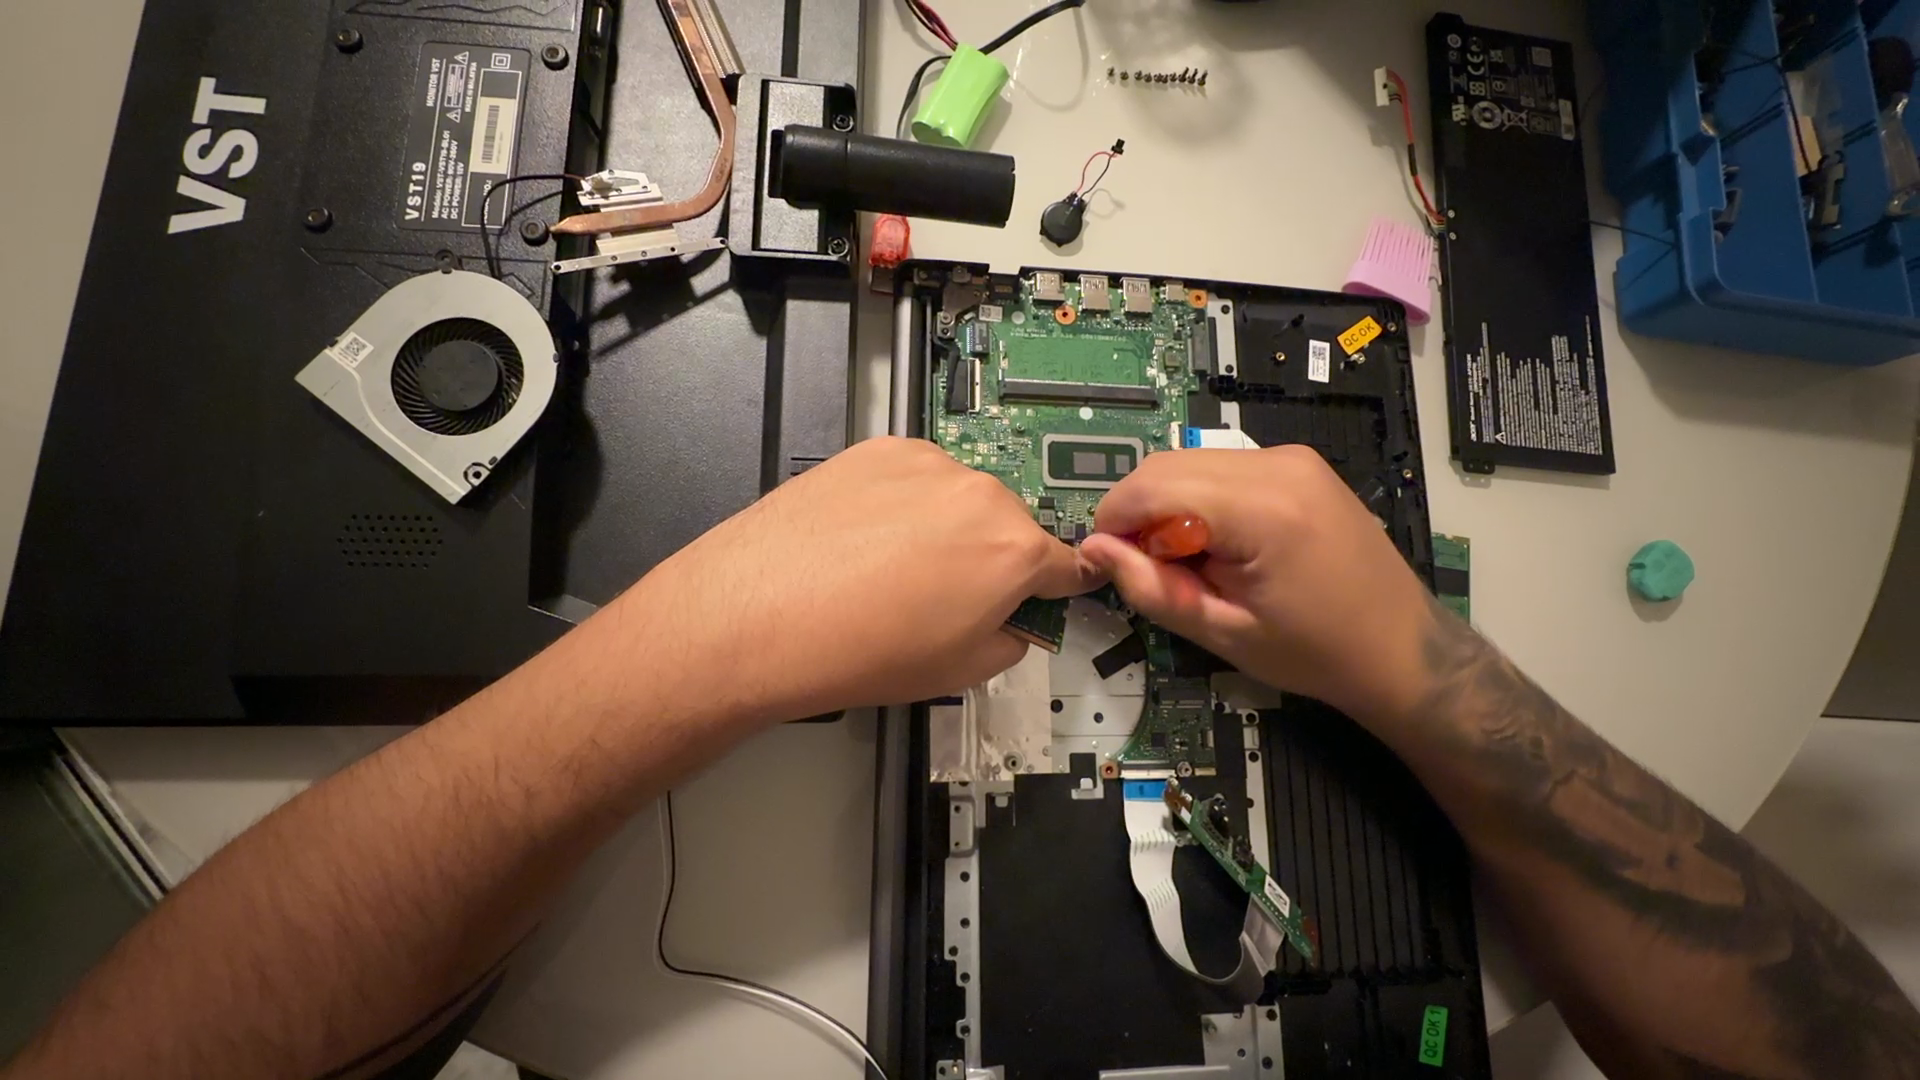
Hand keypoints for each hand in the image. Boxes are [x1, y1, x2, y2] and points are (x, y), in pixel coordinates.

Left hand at [616, 437, 1094, 722]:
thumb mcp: (958, 672)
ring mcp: (926, 465)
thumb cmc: (851, 650)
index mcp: (1012, 552)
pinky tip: (867, 540)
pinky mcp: (878, 450)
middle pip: (1010, 527)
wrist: (756, 616)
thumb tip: (1014, 619)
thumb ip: (1011, 639)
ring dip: (946, 526)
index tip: (1045, 593)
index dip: (1056, 587)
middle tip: (946, 596)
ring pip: (960, 498)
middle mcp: (978, 495)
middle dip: (992, 559)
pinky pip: (915, 477)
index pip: (1064, 564)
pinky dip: (905, 501)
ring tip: (892, 569)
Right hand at [1079, 446, 1434, 722]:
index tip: (1115, 564)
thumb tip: (1093, 549)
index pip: (1153, 487)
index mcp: (1263, 509)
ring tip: (1188, 559)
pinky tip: (1216, 541)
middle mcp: (1277, 465)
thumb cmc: (1314, 652)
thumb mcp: (1222, 633)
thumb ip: (1151, 587)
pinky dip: (1197, 498)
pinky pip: (1220, 466)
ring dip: (1166, 505)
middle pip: (1166, 466)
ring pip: (1189, 462)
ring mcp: (1290, 457)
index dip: (1116, 522)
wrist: (1401, 648)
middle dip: (1138, 513)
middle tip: (1151, 568)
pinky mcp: (1296, 463)